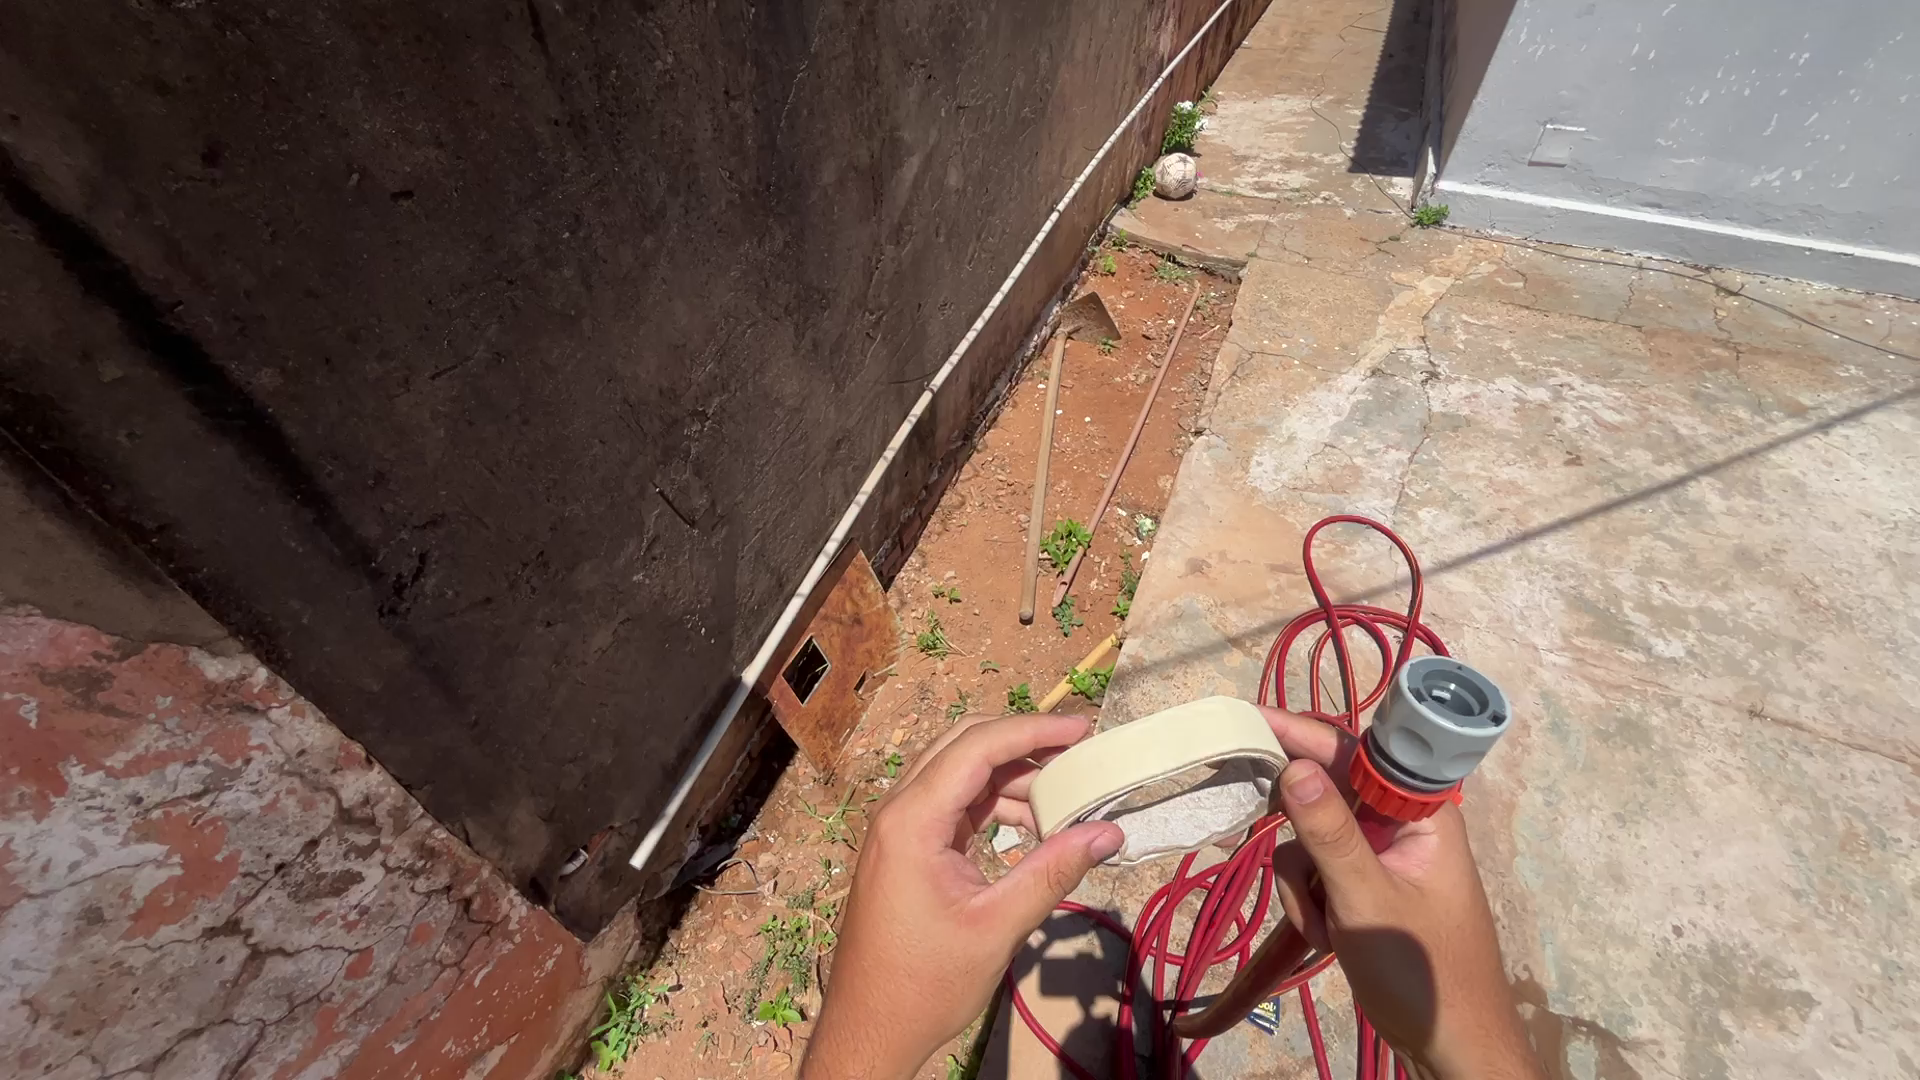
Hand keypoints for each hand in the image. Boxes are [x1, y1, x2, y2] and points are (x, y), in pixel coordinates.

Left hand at [802, 714, 1123, 1079]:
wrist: (869, 1029)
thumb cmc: (924, 984)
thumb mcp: (996, 928)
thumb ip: (1052, 873)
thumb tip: (1108, 833)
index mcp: (912, 819)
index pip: (977, 747)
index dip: (1032, 730)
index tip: (1080, 728)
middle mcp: (900, 807)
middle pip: (965, 745)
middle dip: (1023, 742)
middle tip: (1076, 750)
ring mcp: (901, 823)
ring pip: (961, 771)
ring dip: (1011, 775)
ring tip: (1064, 794)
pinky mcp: (909, 841)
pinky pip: (956, 802)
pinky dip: (995, 803)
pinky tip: (1033, 824)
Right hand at [1260, 707, 1541, 1079]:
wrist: (1451, 1055)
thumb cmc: (1424, 975)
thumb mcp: (1368, 901)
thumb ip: (1329, 833)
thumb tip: (1293, 767)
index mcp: (1419, 815)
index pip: (1356, 754)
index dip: (1304, 732)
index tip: (1251, 720)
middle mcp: (1396, 823)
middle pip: (1326, 788)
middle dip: (1294, 818)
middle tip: (1254, 816)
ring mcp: (1375, 853)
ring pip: (1308, 832)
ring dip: (1300, 877)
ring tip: (1318, 923)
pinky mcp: (1357, 879)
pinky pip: (1310, 866)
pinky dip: (1305, 897)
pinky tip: (1323, 935)